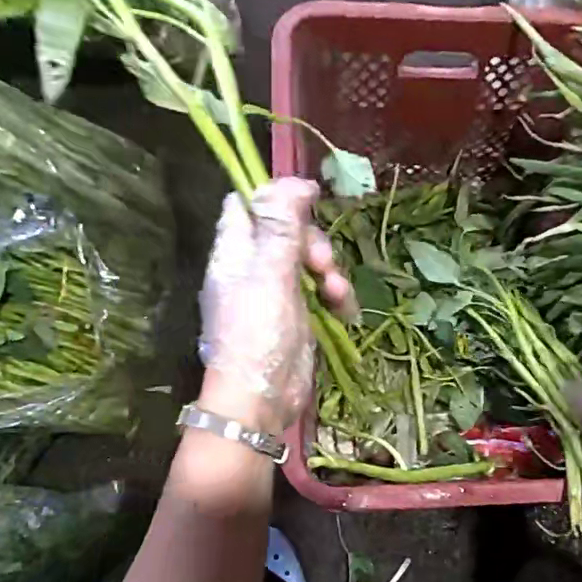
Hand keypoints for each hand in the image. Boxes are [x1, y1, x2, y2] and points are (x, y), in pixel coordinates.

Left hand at [197, 179, 355, 434]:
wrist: (261, 400)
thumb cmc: (257, 336)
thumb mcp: (269, 275)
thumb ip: (281, 227)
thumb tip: (295, 181)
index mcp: (235, 252)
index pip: (247, 205)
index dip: (276, 196)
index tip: (308, 200)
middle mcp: (254, 268)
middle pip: (287, 231)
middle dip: (312, 243)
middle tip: (321, 264)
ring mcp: (277, 293)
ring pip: (310, 262)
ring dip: (330, 272)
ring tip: (336, 294)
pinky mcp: (299, 316)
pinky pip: (322, 293)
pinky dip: (337, 298)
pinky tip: (346, 311)